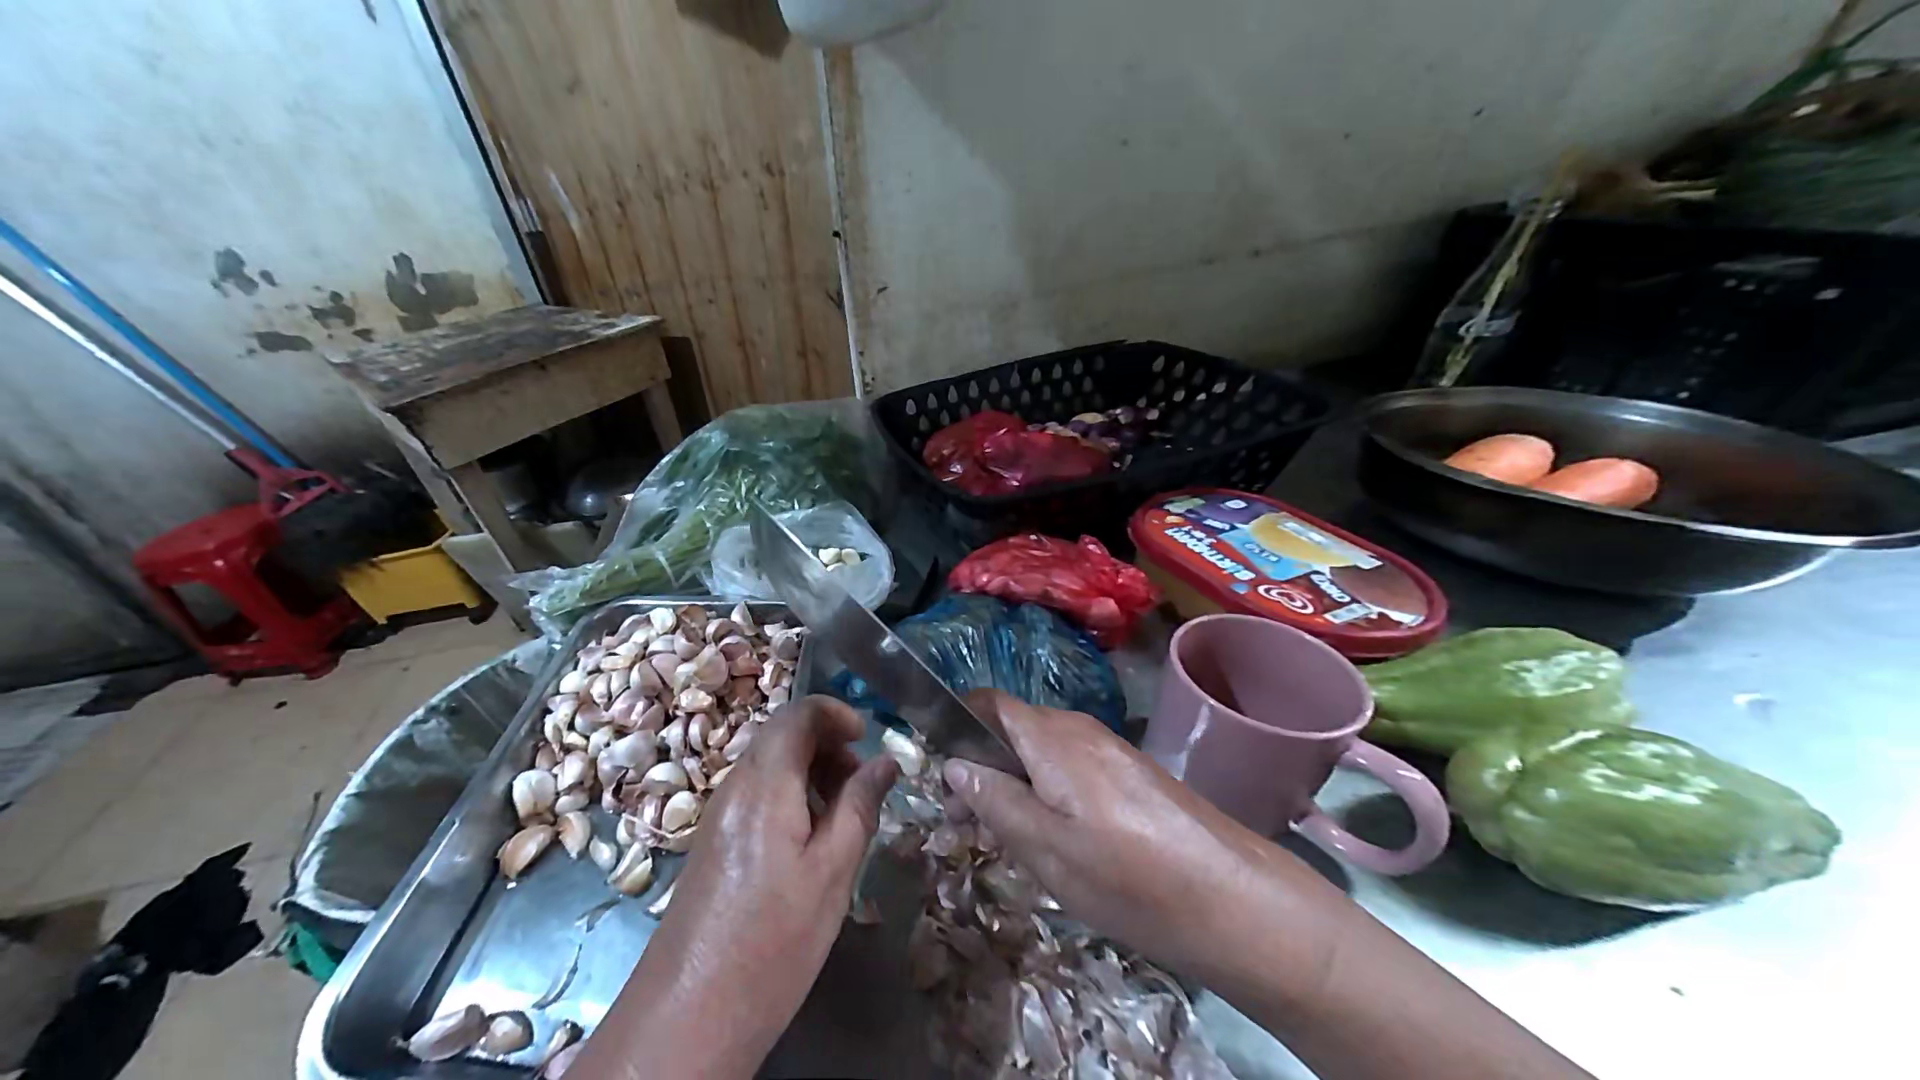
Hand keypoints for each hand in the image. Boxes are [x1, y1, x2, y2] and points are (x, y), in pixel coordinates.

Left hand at [572, 696, 896, 1079]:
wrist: (688, 1018)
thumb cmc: (774, 942)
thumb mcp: (833, 871)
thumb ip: (860, 806)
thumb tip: (886, 760)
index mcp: (763, 785)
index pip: (796, 714)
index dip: (835, 712)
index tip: (867, 737)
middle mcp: (733, 789)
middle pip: (782, 737)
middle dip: (828, 746)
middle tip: (862, 786)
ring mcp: (718, 817)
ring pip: (770, 767)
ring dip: (812, 773)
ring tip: (843, 818)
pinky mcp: (714, 844)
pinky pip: (756, 796)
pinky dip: (791, 799)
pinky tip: (810, 845)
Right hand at [943, 690, 1350, 995]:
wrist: (1231, 898)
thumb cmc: (1126, 875)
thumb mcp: (1044, 847)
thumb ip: (993, 800)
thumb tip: (952, 764)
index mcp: (1051, 736)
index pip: (988, 703)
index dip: (954, 722)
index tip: (934, 766)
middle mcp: (1079, 729)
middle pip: (1013, 729)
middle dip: (982, 764)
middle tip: (964, 821)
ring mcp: (1109, 750)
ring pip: (1042, 752)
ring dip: (1015, 783)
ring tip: (1005, 837)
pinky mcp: (1130, 774)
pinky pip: (1072, 769)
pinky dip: (1048, 793)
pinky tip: (1055, 841)